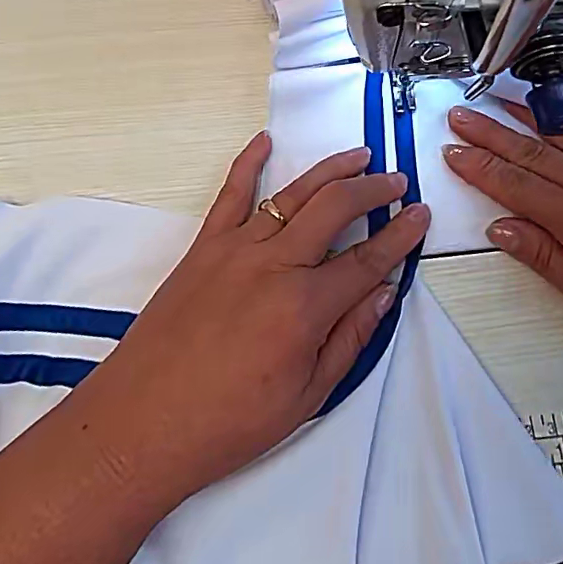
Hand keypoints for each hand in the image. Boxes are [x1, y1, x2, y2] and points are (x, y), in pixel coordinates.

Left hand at [67, 131, 427, 506]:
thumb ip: (349, 338)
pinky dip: (248, 163)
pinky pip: (231, 193)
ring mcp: (235, 248)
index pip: (368, 259)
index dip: (401, 236)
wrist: (143, 421)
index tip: (419, 216)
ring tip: (358, 157)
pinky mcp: (204, 246)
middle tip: (394, 181)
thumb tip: (382, 293)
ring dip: (330, 170)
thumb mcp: (305, 396)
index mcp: (304, 306)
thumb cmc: (225, 421)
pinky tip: (264, 142)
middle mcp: (274, 264)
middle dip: (373, 189)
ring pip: (293, 193)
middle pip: (336, 208)